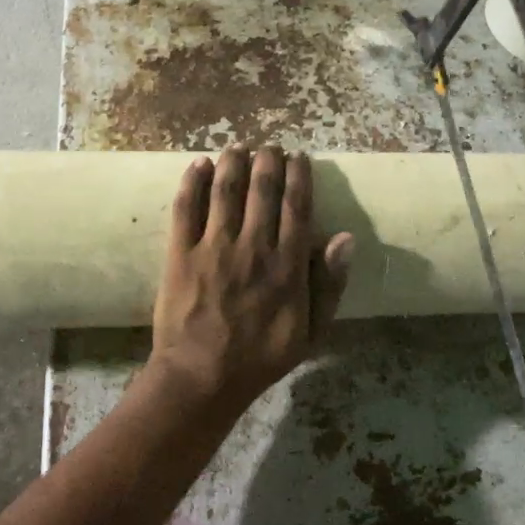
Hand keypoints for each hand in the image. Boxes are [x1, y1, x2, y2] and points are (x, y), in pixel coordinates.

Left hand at [150, 145, 354, 411]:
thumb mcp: (312, 331)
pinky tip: (200, 165)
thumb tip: (345, 238)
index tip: (298, 157)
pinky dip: (194, 182)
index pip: (296, 206)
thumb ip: (329, 284)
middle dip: (268, 160)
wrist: (201, 378)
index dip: (299, 175)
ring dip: (233, 161)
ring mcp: (213, 248)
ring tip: (238, 147)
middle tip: (269, 147)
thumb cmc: (261, 357)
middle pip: (262, 189)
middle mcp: (252, 247)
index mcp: (288, 265)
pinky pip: (185, 208)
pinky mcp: (179, 254)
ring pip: (225, 189)